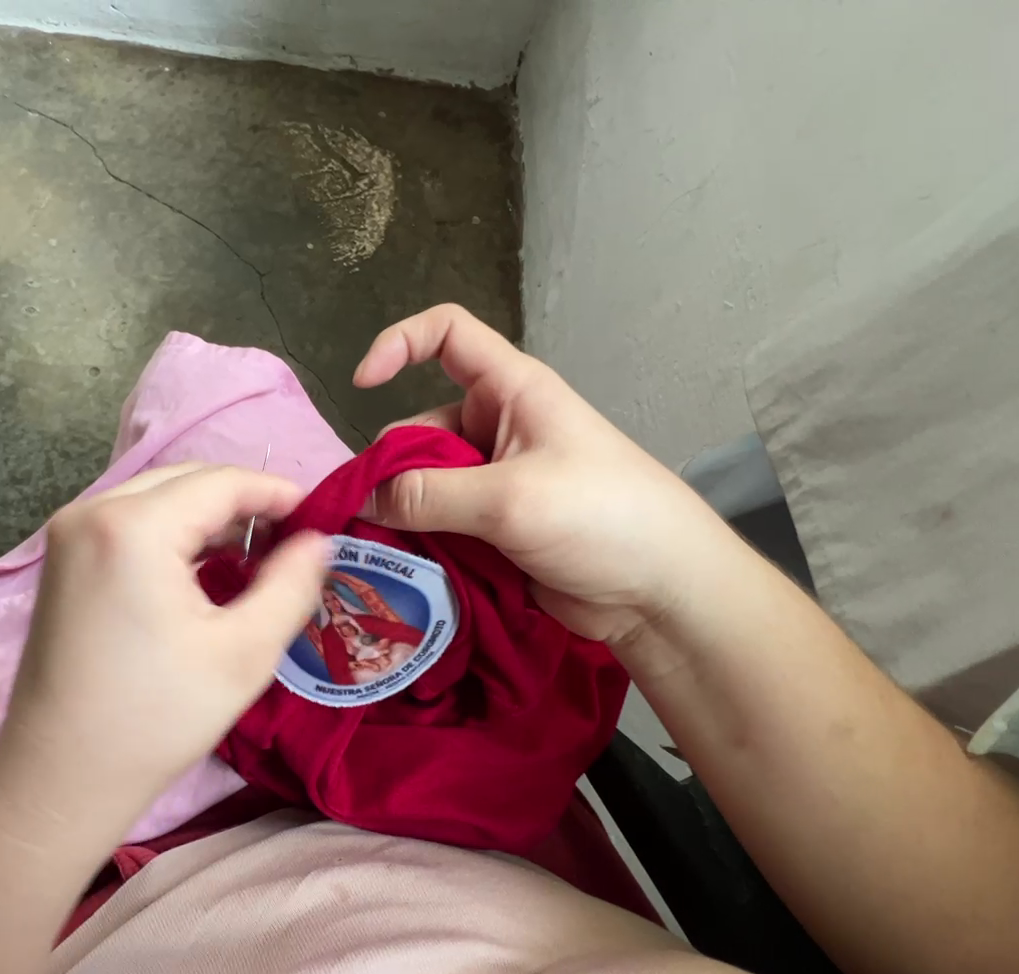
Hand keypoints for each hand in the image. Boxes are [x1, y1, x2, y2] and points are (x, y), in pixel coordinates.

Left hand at [0, 464, 330, 832]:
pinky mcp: (62, 559)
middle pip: (187, 481)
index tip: (319, 518)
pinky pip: (131, 523)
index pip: (221, 482)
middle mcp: (91, 512)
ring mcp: (69, 534)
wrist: (61, 776)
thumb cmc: (157, 718)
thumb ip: (291, 583)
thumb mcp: (244, 652)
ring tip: (254, 558)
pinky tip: (204, 571)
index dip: (277, 493)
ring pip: (158, 499)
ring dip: (209, 519)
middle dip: (243, 505)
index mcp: (132, 527)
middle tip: (289, 543)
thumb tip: (319, 538)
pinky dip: (174, 535)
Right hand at [354, 305, 736, 645]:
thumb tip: (357, 498)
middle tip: (365, 516)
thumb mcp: (508, 500)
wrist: (660, 593)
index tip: (362, 386)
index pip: (446, 335)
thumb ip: (426, 496)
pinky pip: (437, 525)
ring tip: (377, 550)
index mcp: (510, 392)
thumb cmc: (602, 518)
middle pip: (418, 429)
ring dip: (399, 514)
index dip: (399, 344)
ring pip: (421, 485)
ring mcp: (492, 482)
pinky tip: (399, 567)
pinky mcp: (491, 529)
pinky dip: (416, 542)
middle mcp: (495, 430)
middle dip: (388, 468)